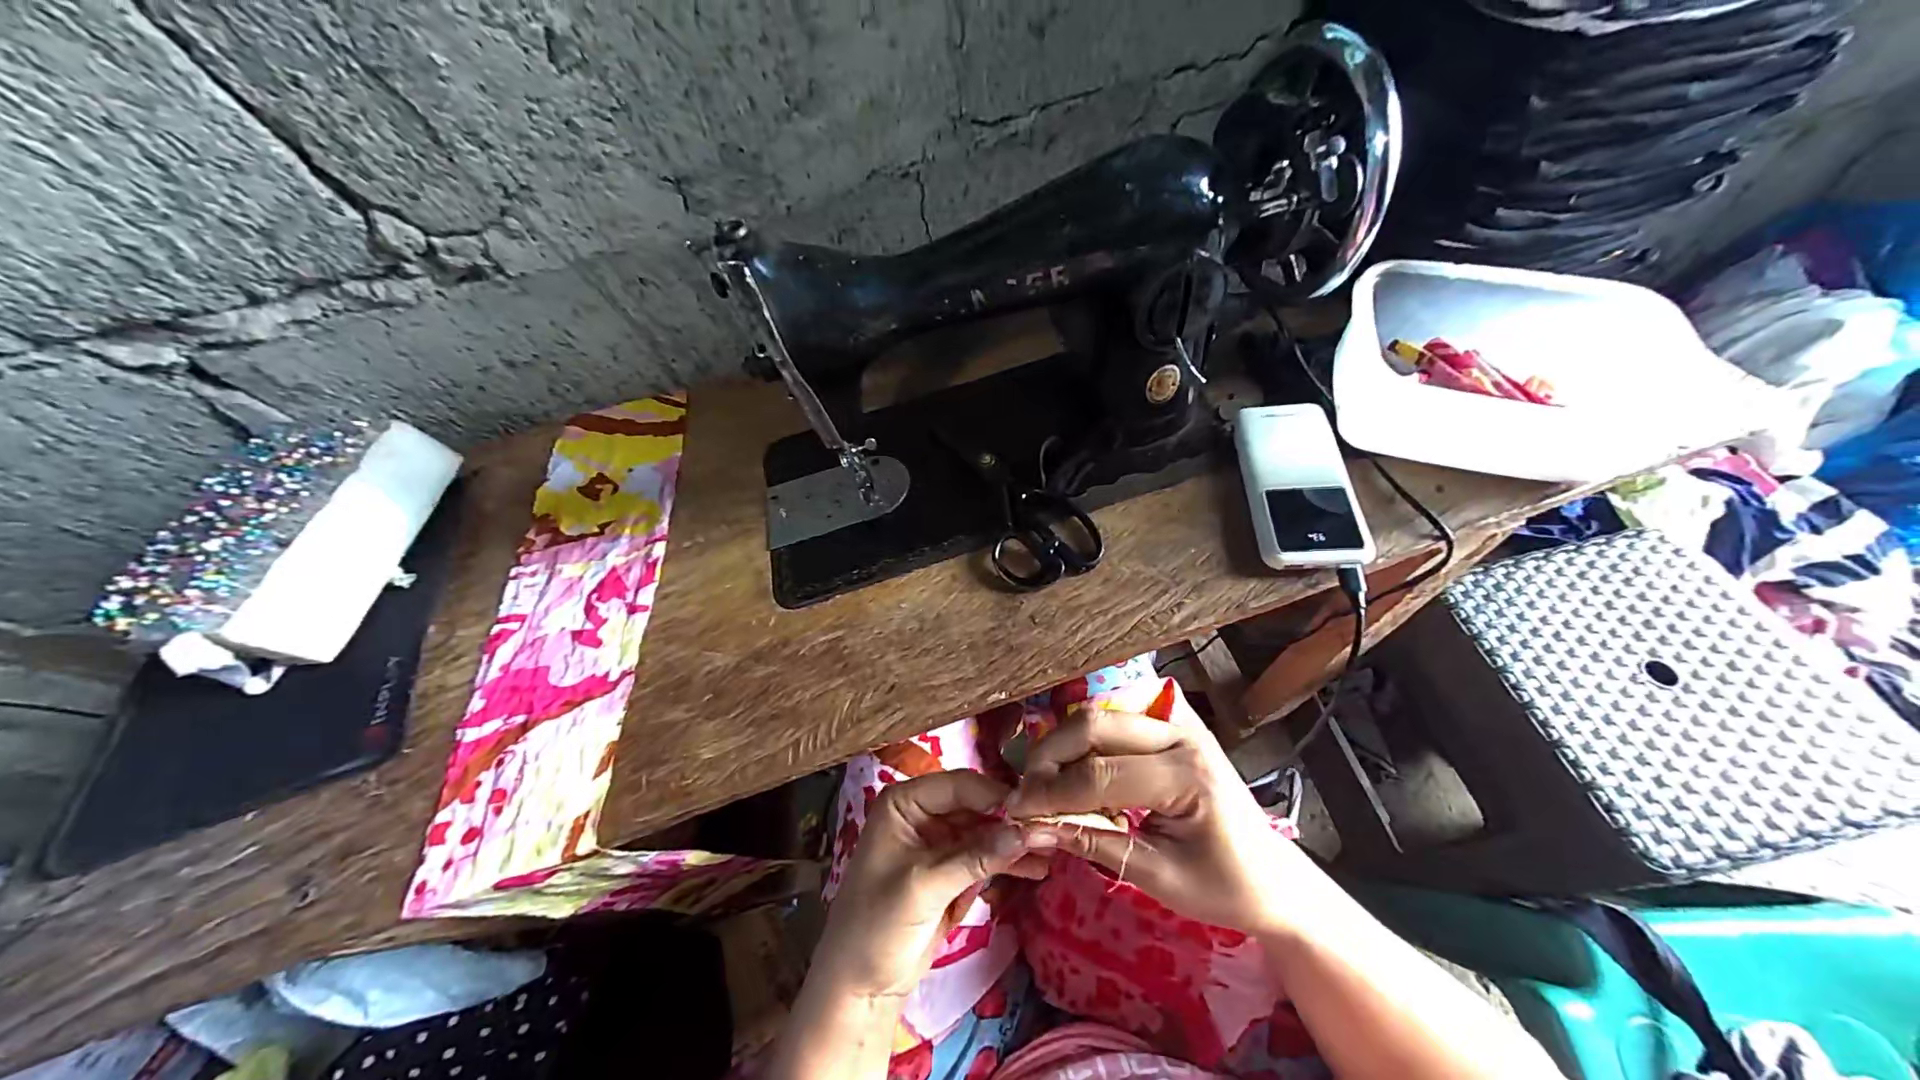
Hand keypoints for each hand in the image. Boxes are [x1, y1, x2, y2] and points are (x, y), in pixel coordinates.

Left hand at [812, 771, 1049, 999]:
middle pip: (977, 806)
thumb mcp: (924, 887)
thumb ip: (974, 859)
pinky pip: (985, 856)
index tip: (1034, 811)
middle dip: (1011, 820)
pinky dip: (1008, 862)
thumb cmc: (877, 925)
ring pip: (986, 831)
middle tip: (1052, 832)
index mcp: (904, 803)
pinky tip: (1037, 868)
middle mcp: (923, 814)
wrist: (860, 984)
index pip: (959, 786)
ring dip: (1015, 842)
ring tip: (1053, 850)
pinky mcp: (952, 870)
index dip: (996, 796)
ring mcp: (939, 842)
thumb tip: (1024, 834)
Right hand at [1006, 709, 1308, 936]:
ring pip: (1101, 713)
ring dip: (1065, 742)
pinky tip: (1078, 764)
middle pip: (1094, 725)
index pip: (1098, 775)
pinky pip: (1120, 715)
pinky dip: (1089, 735)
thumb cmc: (1224, 887)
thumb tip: (1034, 828)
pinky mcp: (1176, 726)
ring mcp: (1181, 725)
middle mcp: (1183, 737)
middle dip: (1050, 756)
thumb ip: (1094, 843)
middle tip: (1027, 790)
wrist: (1274, 879)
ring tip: (1047, 780)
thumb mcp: (1157, 877)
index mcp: (1186, 776)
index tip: (1016, 810)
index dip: (1050, 793)